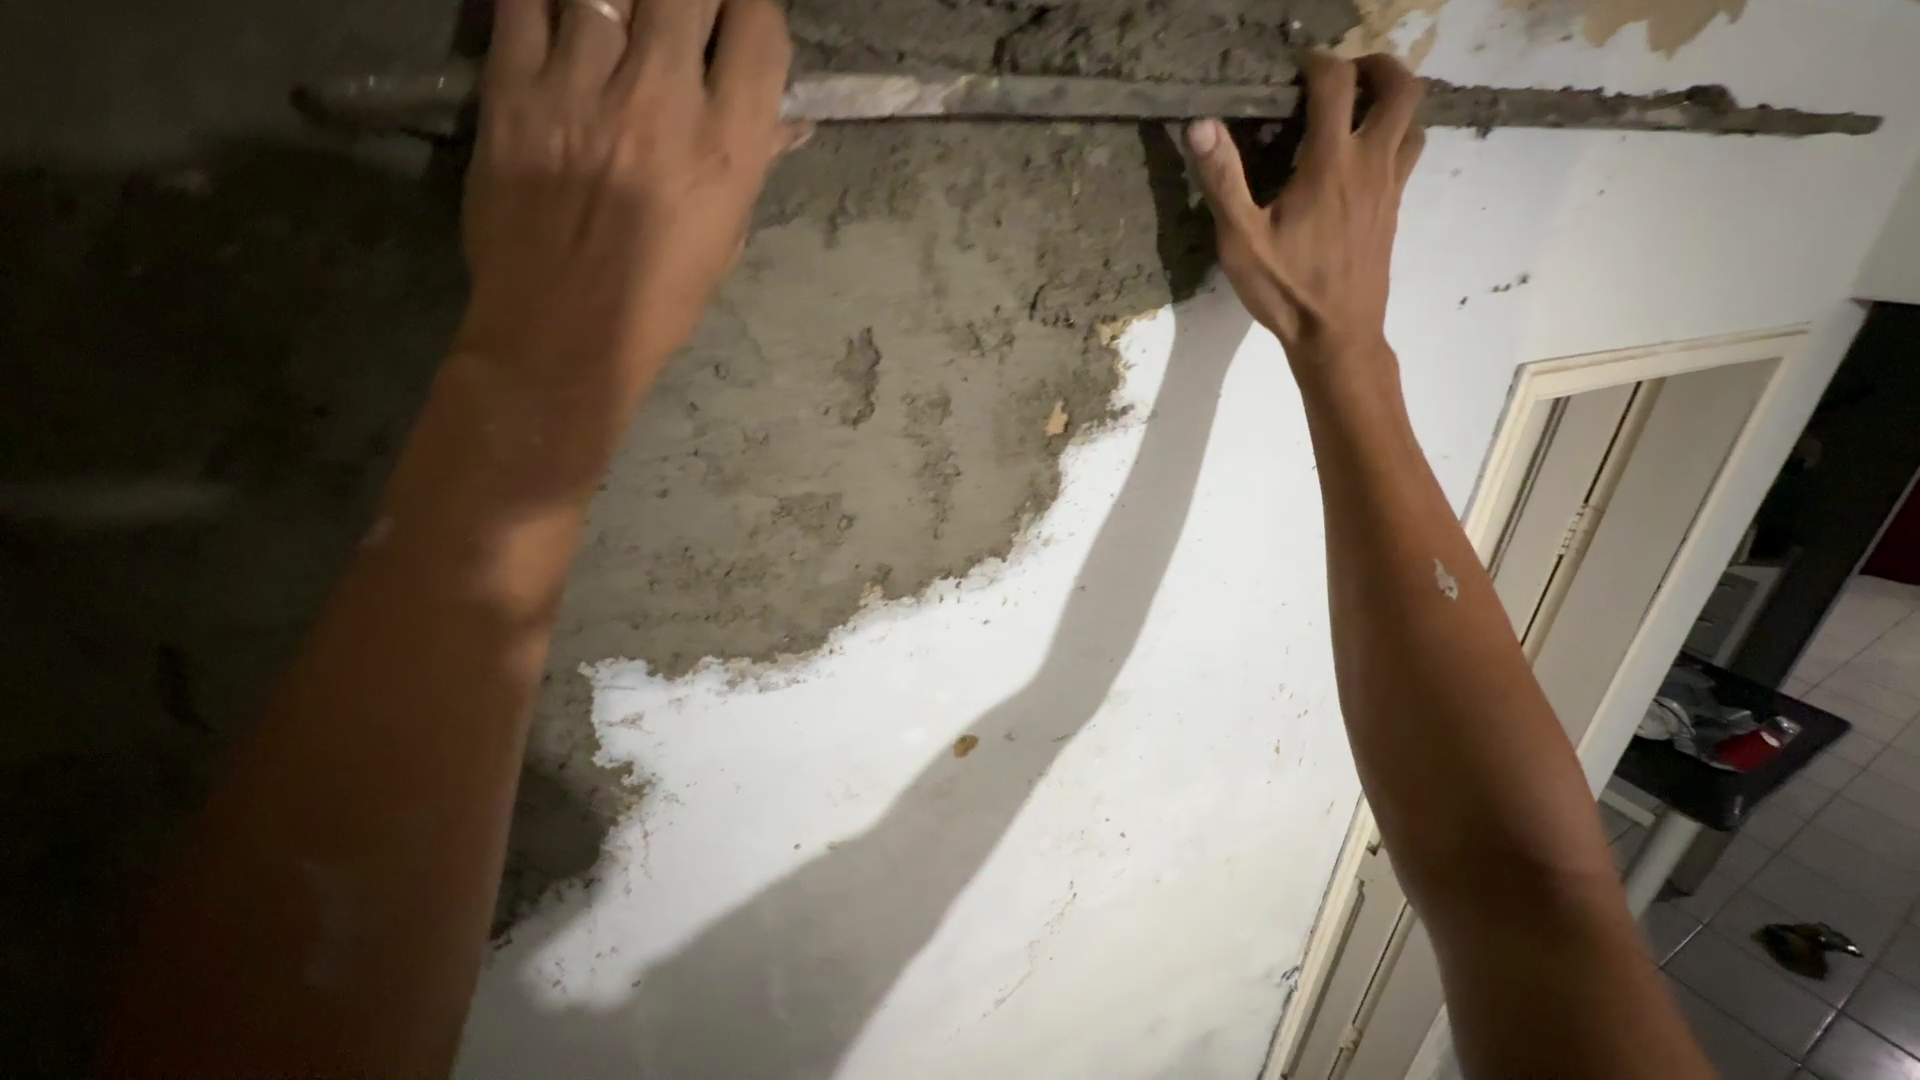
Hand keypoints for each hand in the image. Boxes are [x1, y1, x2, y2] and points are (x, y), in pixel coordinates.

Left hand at [457, 0, 798, 384]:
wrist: (562, 333)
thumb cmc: (659, 299)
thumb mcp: (726, 238)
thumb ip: (752, 164)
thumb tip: (783, 121)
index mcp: (726, 148)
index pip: (758, 28)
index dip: (753, 11)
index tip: (739, 23)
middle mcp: (661, 101)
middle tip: (676, 19)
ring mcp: (582, 88)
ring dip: (621, 0)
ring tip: (618, 25)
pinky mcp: (513, 89)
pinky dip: (544, 0)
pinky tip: (559, 18)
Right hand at [1187, 52, 1424, 385]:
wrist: (1337, 334)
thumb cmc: (1286, 289)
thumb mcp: (1241, 240)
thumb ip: (1223, 179)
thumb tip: (1202, 125)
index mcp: (1329, 163)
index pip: (1336, 84)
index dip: (1317, 62)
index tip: (1295, 66)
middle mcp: (1370, 164)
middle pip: (1401, 88)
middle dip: (1375, 66)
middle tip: (1343, 73)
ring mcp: (1388, 187)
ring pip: (1413, 120)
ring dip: (1392, 101)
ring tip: (1358, 109)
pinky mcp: (1392, 210)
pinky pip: (1408, 154)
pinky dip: (1394, 136)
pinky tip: (1362, 158)